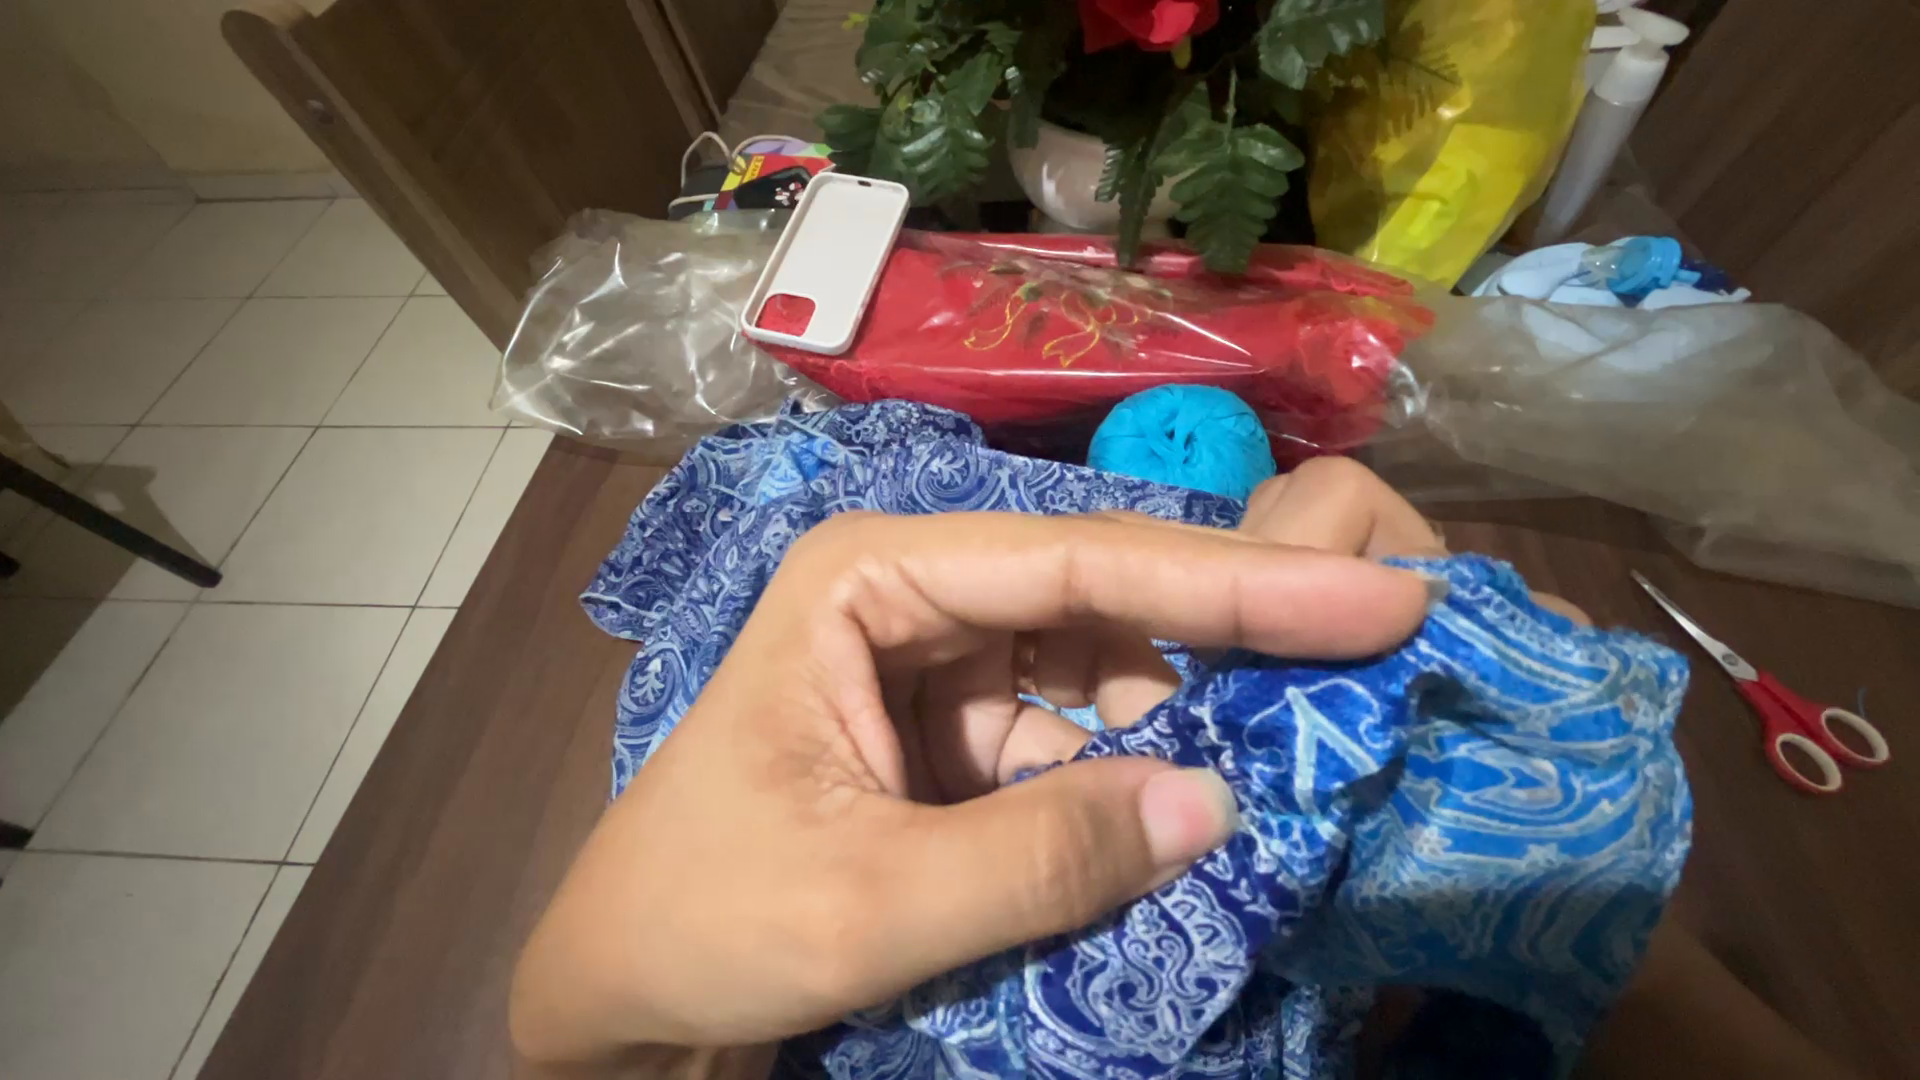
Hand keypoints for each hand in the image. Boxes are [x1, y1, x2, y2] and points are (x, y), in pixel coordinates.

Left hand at [509, 506, 1435, 1066]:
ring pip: (1098, 658)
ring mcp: (939, 651)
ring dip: (1184, 706)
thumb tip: (1216, 802)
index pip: (1071, 561)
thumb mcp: (868, 903)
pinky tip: (1182, 795)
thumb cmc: (706, 916)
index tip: (1371, 595)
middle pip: (1098, 593)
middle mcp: (913, 587)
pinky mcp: (957, 720)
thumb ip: (1045, 857)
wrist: (629, 977)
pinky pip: (1071, 725)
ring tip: (1290, 737)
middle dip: (1229, 623)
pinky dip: (1132, 763)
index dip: (1229, 580)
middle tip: (1379, 638)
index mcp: (869, 576)